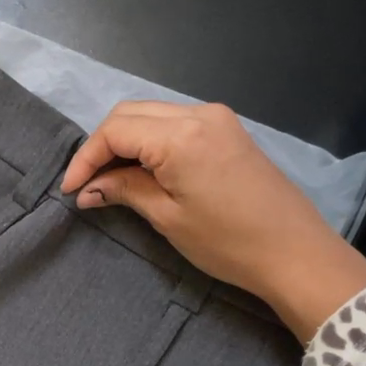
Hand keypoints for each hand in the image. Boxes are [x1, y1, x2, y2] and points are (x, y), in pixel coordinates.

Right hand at [61, 101, 365, 341]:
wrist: (294, 251)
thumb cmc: (226, 241)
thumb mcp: (167, 217)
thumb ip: (125, 191)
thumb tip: (88, 189)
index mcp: (181, 136)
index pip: (115, 130)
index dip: (86, 158)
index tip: (70, 190)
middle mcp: (198, 114)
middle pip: (130, 114)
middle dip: (102, 146)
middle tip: (87, 184)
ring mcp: (216, 119)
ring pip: (151, 115)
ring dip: (124, 142)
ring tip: (109, 179)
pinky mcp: (226, 130)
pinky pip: (173, 123)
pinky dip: (148, 141)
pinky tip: (140, 170)